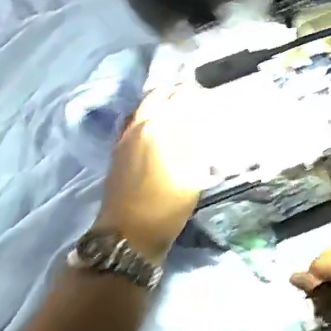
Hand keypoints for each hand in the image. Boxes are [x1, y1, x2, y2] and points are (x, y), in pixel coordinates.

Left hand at [96, 87, 203, 262]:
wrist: (128, 235)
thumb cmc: (166, 206)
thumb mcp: (192, 174)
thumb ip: (196, 142)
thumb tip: (201, 121)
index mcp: (157, 127)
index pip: (180, 98)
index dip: (197, 95)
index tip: (212, 96)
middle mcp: (137, 126)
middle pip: (157, 98)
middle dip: (177, 95)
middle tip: (197, 100)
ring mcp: (123, 139)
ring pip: (144, 109)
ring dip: (161, 104)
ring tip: (181, 111)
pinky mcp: (118, 153)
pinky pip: (135, 123)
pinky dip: (150, 118)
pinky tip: (161, 129)